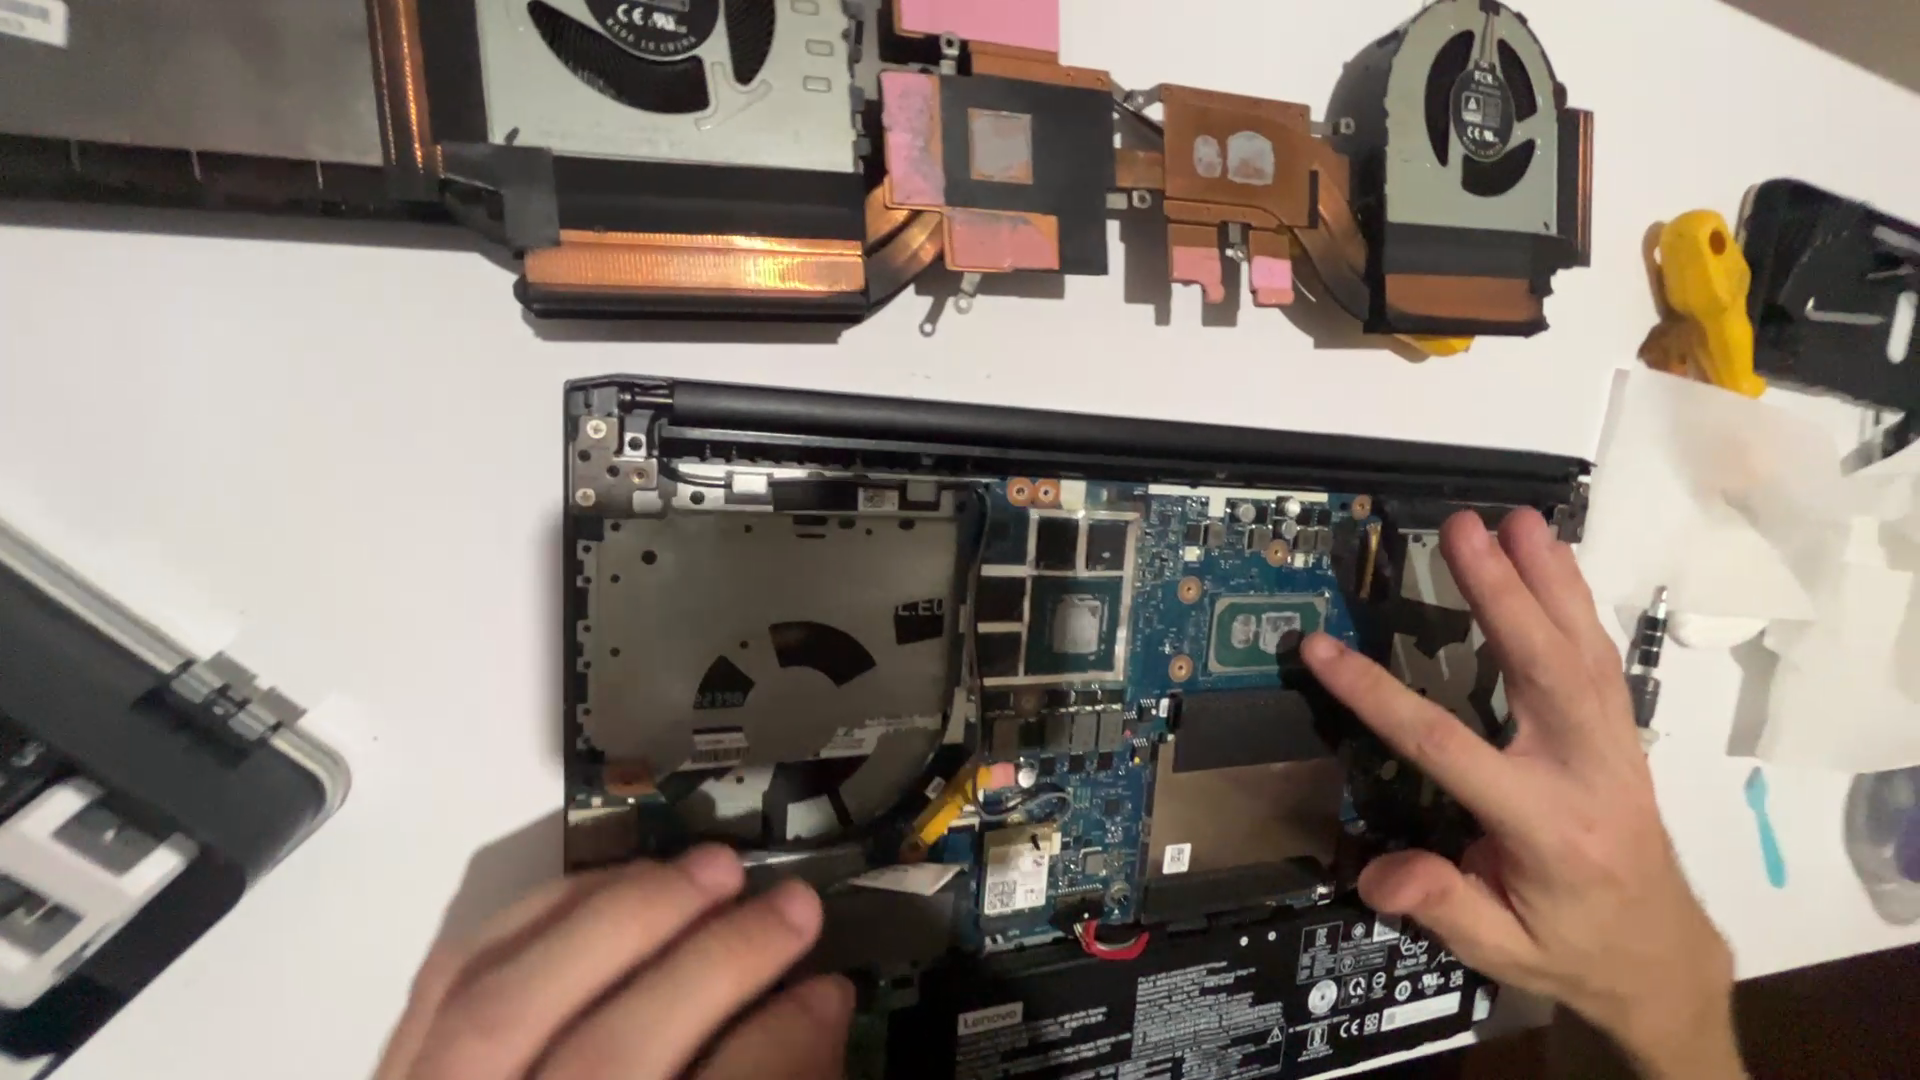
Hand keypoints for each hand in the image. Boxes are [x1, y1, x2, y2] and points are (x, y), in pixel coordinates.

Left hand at [375, 846, 852, 1079]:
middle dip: (717, 963)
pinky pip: (454, 973)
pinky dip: (546, 909)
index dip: (779, 1050)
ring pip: (507, 1006)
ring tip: (717, 865)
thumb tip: (820, 1002)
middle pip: (602, 1063)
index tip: (833, 988)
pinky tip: (620, 880)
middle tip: (796, 903)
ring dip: (629, 913)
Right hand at [1301, 509, 1741, 1079]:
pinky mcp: (1618, 732)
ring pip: (1583, 648)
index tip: (1318, 647)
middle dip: (1501, 592)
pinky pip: (1598, 656)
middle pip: (1544, 667)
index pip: (1443, 744)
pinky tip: (1552, 561)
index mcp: (1545, 824)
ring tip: (1517, 520)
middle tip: (1464, 528)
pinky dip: (1575, 601)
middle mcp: (1588, 768)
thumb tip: (1378, 876)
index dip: (1375, 693)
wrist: (1664, 961)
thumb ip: (1444, 906)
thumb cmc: (1570, 950)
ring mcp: (1613, 745)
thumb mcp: (1501, 949)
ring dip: (1549, 578)